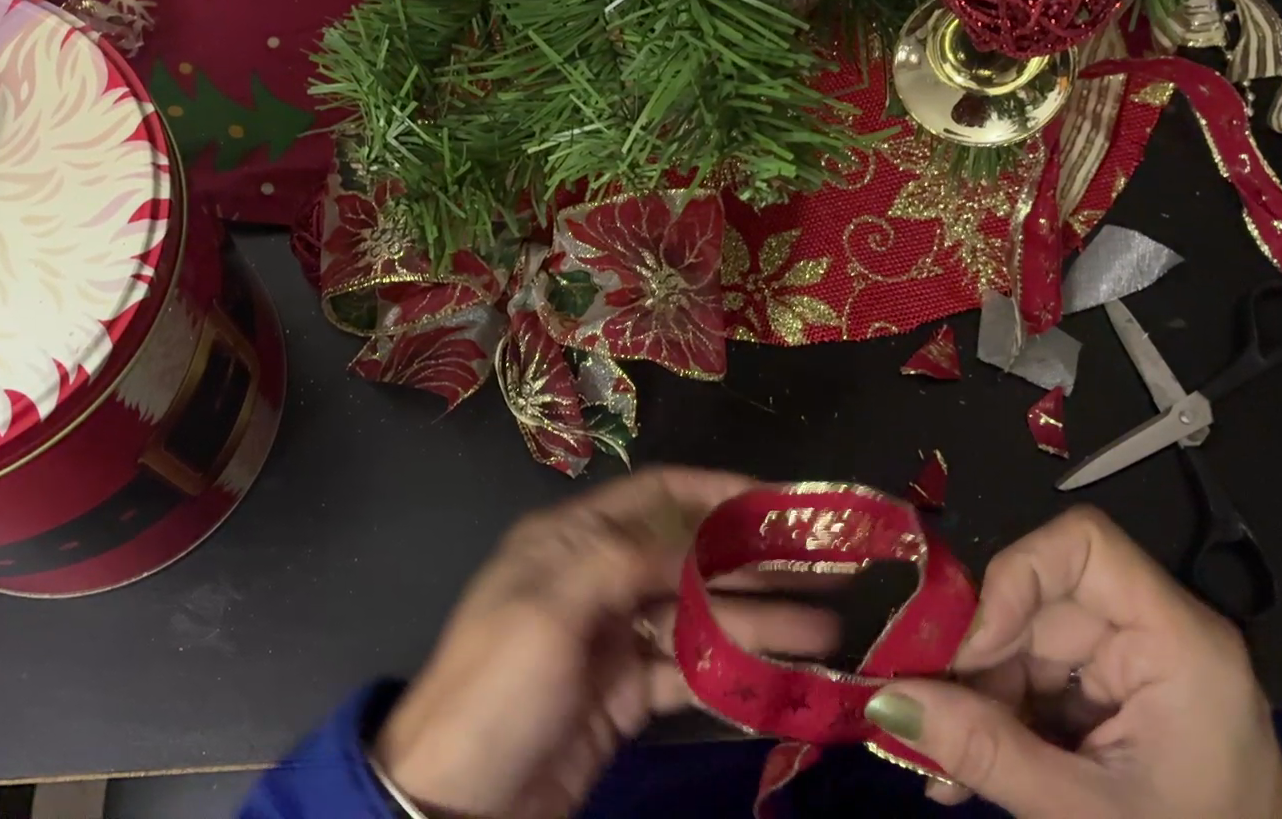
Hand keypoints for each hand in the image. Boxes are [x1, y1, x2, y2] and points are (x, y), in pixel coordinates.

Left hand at [372, 467, 837, 817]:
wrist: (455, 801)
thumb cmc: (497, 687)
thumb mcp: (552, 607)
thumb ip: (627, 559)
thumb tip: (699, 542)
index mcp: (571, 541)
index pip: (656, 496)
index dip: (718, 493)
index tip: (783, 504)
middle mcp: (597, 578)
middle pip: (687, 557)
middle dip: (754, 564)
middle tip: (825, 574)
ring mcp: (613, 639)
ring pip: (696, 617)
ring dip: (757, 621)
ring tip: (825, 631)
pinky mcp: (624, 695)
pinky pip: (689, 673)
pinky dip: (733, 673)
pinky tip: (781, 677)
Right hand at [863, 506, 1281, 818]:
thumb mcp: (1090, 814)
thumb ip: (987, 752)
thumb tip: (883, 700)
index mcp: (1177, 644)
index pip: (1083, 546)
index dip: (1015, 576)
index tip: (970, 651)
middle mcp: (1151, 638)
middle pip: (1034, 604)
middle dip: (973, 663)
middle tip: (924, 718)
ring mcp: (1128, 670)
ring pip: (1018, 646)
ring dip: (971, 701)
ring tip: (941, 767)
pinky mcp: (1110, 702)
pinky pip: (1029, 684)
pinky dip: (991, 721)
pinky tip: (963, 771)